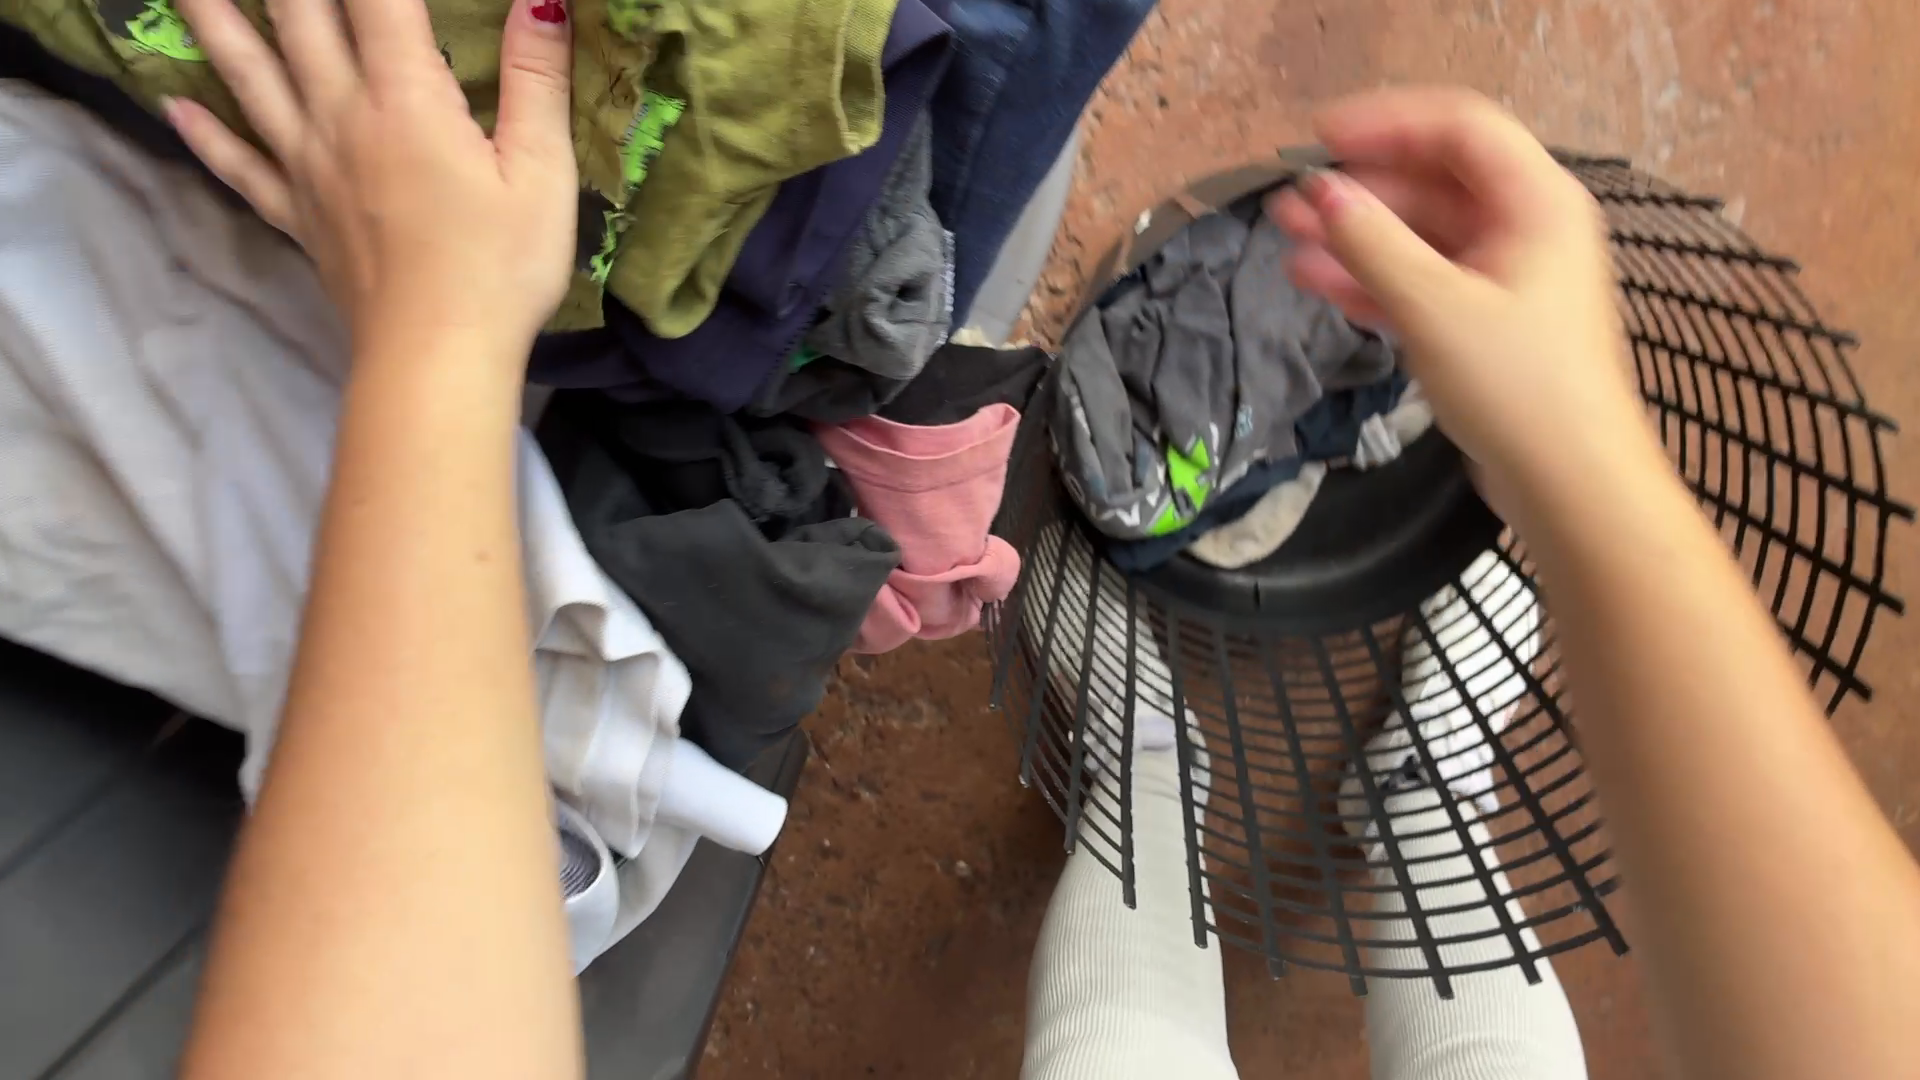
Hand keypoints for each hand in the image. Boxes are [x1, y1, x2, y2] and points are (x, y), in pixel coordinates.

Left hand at [167, 0, 577, 351]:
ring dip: (214, 14)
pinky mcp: (299, 216)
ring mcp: (308, 165)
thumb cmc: (504, 266)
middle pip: (299, 14)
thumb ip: (536, 86)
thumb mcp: (544, 177)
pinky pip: (238, 165)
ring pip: (246, 70)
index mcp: (407, 100)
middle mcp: (340, 114)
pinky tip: (176, 105)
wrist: (441, 351)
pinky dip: (204, 133)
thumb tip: (540, 1)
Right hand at [1268, 88, 1650, 515]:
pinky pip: (1411, 281)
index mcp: (1532, 203)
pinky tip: (1314, 281)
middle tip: (1284, 202)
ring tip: (1284, 239)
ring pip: (1412, 237)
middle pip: (1427, 185)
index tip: (1315, 138)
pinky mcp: (1470, 319)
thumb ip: (1374, 246)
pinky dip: (1365, 279)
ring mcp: (1492, 275)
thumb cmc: (1514, 384)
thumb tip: (1319, 195)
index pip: (1456, 131)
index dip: (1384, 124)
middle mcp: (1515, 227)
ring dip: (1350, 238)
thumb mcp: (1435, 308)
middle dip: (1355, 191)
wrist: (1561, 474)